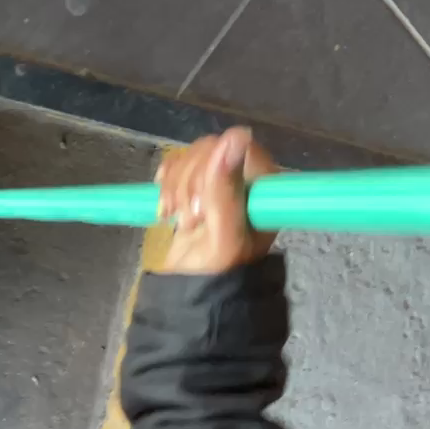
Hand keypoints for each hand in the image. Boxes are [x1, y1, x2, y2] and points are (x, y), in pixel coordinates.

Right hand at [155, 127, 277, 273]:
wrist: (190, 291)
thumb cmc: (215, 272)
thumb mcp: (222, 237)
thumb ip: (225, 191)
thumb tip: (233, 137)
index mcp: (264, 183)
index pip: (237, 145)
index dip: (209, 170)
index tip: (197, 207)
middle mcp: (245, 176)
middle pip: (210, 148)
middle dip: (188, 183)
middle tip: (186, 221)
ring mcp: (219, 180)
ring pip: (190, 156)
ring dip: (174, 187)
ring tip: (175, 219)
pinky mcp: (196, 186)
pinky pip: (177, 163)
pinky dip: (165, 182)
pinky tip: (165, 206)